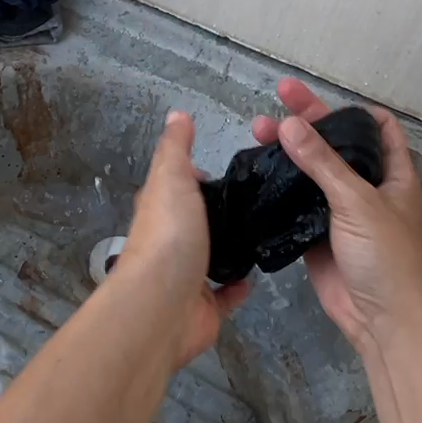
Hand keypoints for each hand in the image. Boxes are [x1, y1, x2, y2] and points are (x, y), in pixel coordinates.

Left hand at [120, 111, 252, 367]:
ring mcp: (185, 276)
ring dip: (229, 249)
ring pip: (209, 258)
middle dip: (216, 214)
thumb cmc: (169, 234)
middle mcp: (169, 241)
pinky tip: (258, 275)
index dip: (193, 177)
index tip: (221, 171)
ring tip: (262, 233)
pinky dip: (238, 286)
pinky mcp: (202, 307)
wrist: (162, 304)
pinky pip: (224, 295)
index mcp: (159, 209)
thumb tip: (178, 114)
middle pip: (193, 223)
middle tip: (254, 202)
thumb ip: (176, 148)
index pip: (174, 186)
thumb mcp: (171, 177)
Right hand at [251, 80, 421, 352]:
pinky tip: (255, 171)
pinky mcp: (316, 234)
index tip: (322, 97)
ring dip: (287, 151)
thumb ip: (322, 162)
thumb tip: (288, 123)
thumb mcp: (358, 201)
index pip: (378, 128)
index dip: (353, 111)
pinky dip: (277, 185)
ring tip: (255, 131)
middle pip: (335, 144)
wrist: (385, 323)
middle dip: (308, 120)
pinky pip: (294, 202)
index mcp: (391, 173)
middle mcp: (366, 187)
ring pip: (310, 172)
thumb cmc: (387, 256)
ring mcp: (339, 211)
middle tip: (276, 98)